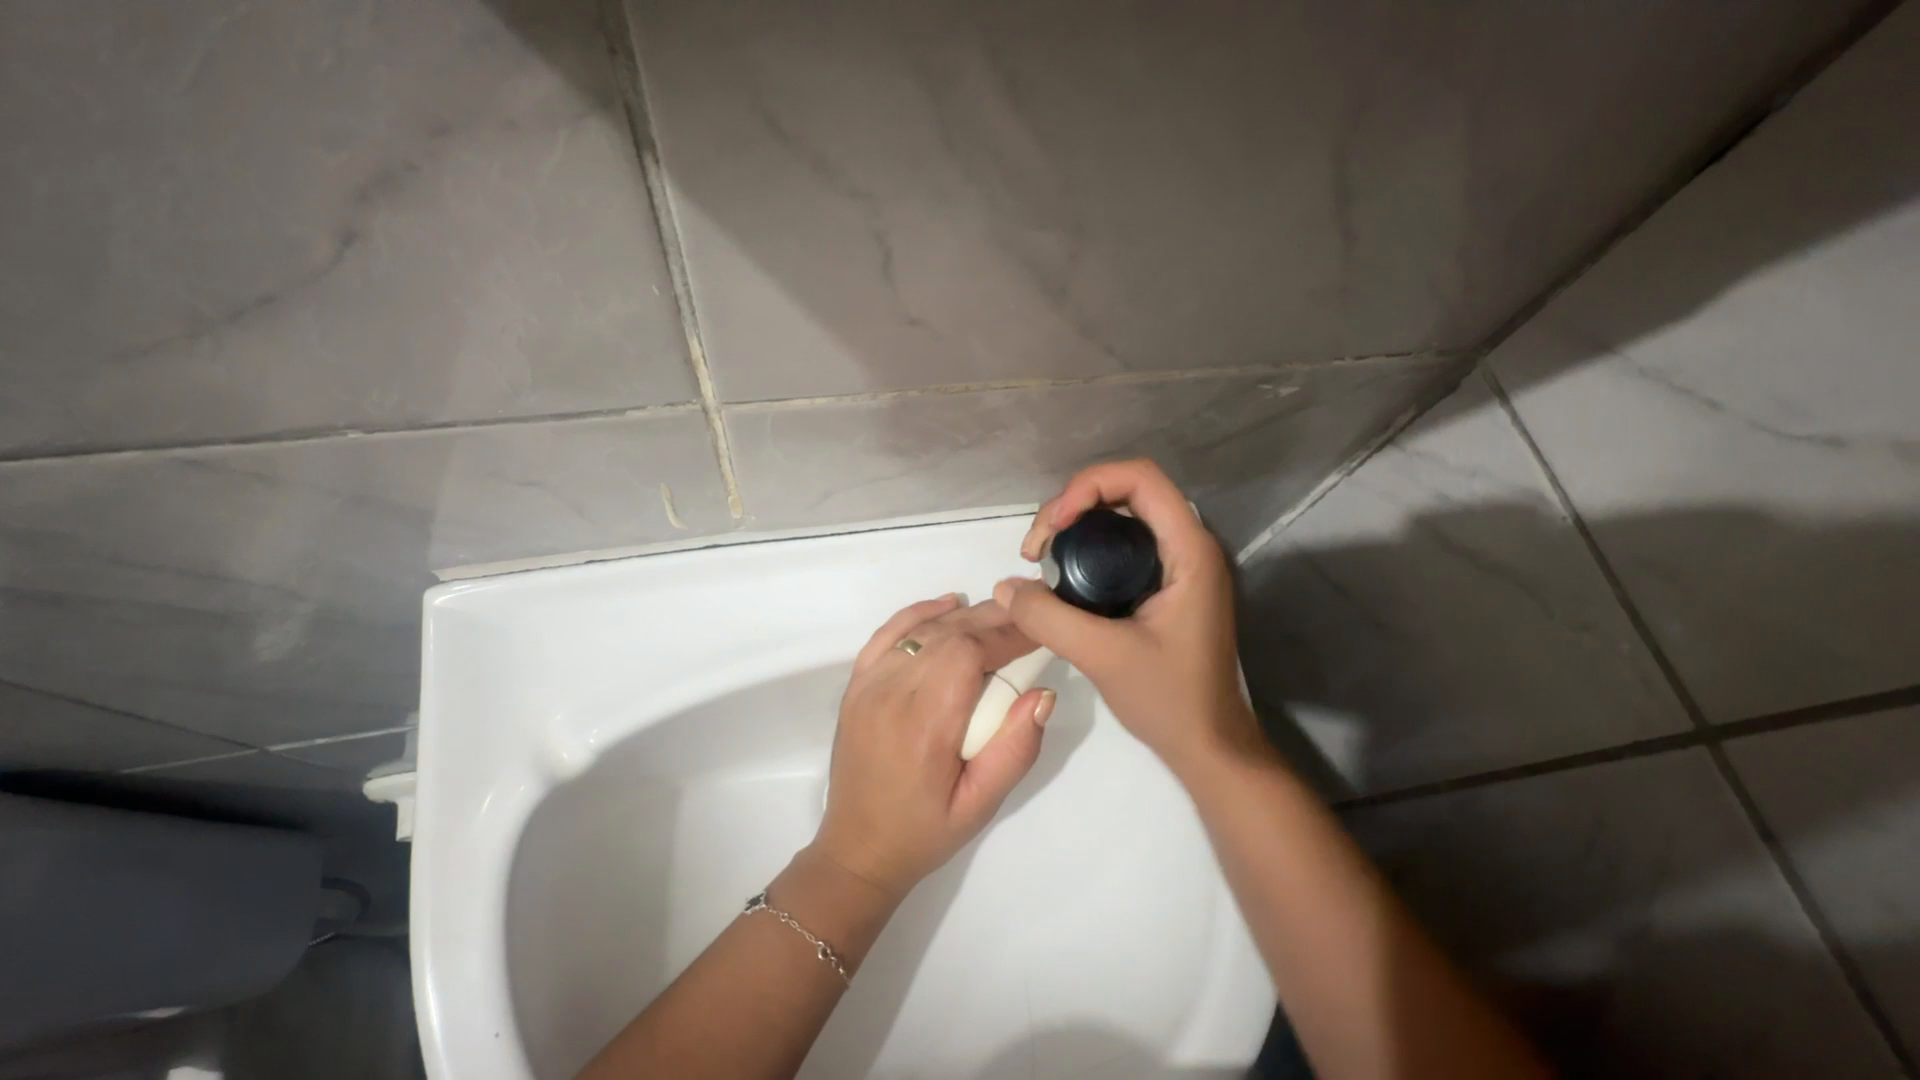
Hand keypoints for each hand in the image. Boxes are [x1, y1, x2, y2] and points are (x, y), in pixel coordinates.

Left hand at [810, 595, 1056, 899]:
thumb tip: (1042, 693)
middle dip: (995, 620)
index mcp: (925, 724)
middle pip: (949, 632)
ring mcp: (869, 684)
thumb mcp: (981, 805)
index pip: (969, 652)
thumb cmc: (925, 831)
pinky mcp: (857, 684)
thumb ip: (1014, 749)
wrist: (858, 848)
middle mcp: (891, 693)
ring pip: (923, 629)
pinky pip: (889, 633)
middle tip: (1033, 620)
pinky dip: (920, 613)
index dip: (1008, 634)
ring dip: (965, 616)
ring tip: (1004, 614)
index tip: (1042, 631)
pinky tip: (949, 605)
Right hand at [993, 459, 1264, 774]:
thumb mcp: (1103, 656)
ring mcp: (1180, 567)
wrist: (1208, 745)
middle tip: (1036, 547)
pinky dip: (1089, 549)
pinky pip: (1125, 547)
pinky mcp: (1167, 587)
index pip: (1141, 479)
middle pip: (1128, 492)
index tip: (1053, 526)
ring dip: (1078, 526)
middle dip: (1075, 505)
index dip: (1089, 485)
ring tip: (1041, 557)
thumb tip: (1005, 588)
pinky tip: (1062, 577)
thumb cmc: (1169, 700)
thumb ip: (1049, 618)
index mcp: (1190, 552)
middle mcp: (1190, 547)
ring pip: (1124, 518)